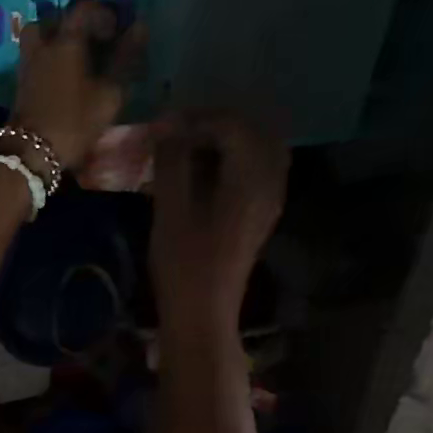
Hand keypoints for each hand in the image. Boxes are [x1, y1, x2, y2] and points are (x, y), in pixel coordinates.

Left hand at [10, 0, 145, 171]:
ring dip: (56, 36)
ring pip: (40, 33)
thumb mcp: (108, 94)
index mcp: (66, 41)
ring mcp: (28, 61)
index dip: (104, 13)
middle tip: (94, 39)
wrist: (32, 151)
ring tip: (74, 54)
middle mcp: (43, 44)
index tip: (116, 30)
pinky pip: (34, 53)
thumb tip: (140, 27)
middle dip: (77, 22)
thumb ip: (125, 59)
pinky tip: (61, 71)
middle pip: (56, 17)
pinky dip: (48, 53)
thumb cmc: (75, 122)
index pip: (84, 8)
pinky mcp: (20, 80)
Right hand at [149, 115, 287, 330]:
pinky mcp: (261, 214)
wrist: (204, 313)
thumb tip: (166, 124)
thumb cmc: (184, 264)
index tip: (161, 128)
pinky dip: (234, 157)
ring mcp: (270, 199)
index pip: (232, 125)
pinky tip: (206, 169)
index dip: (196, 118)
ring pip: (260, 148)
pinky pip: (258, 168)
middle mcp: (270, 183)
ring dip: (227, 138)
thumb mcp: (170, 209)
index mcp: (251, 180)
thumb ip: (171, 161)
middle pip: (254, 130)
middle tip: (178, 131)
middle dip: (216, 122)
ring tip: (190, 145)